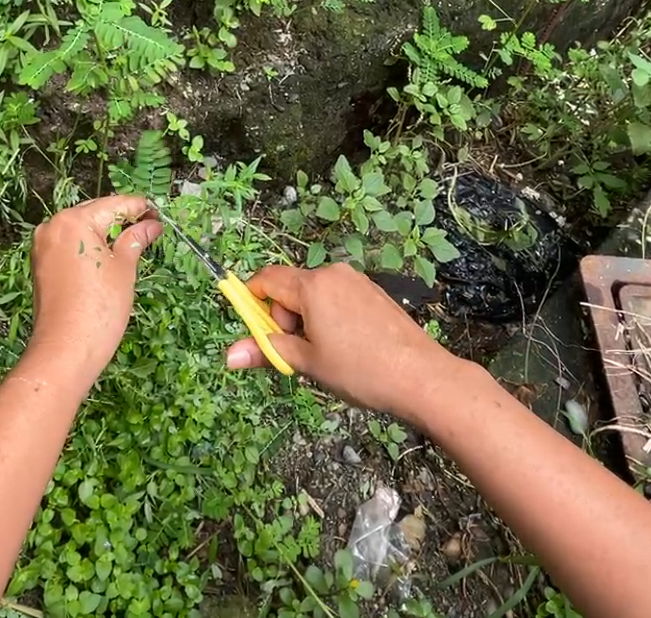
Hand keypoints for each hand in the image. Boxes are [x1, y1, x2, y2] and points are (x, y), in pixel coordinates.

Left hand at [24, 195, 161, 390]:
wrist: (65, 351)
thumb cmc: (100, 308)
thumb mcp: (124, 268)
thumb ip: (136, 239)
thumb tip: (152, 224)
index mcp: (73, 221)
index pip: (113, 205)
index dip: (139, 208)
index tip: (159, 213)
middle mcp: (53, 226)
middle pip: (94, 212)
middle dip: (121, 218)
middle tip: (150, 226)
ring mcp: (43, 245)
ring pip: (81, 228)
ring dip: (105, 231)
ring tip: (133, 240)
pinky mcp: (41, 264)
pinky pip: (70, 244)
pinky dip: (89, 245)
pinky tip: (108, 254)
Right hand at [224, 263, 460, 422]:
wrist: (422, 376)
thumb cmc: (359, 370)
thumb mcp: (307, 363)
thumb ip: (267, 351)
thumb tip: (228, 356)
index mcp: (312, 285)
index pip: (266, 279)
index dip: (252, 302)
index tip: (257, 332)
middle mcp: (332, 273)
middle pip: (290, 287)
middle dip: (284, 318)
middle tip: (299, 352)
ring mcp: (355, 280)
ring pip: (313, 294)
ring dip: (306, 320)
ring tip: (325, 354)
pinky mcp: (372, 291)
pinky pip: (336, 297)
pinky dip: (328, 317)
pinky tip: (347, 346)